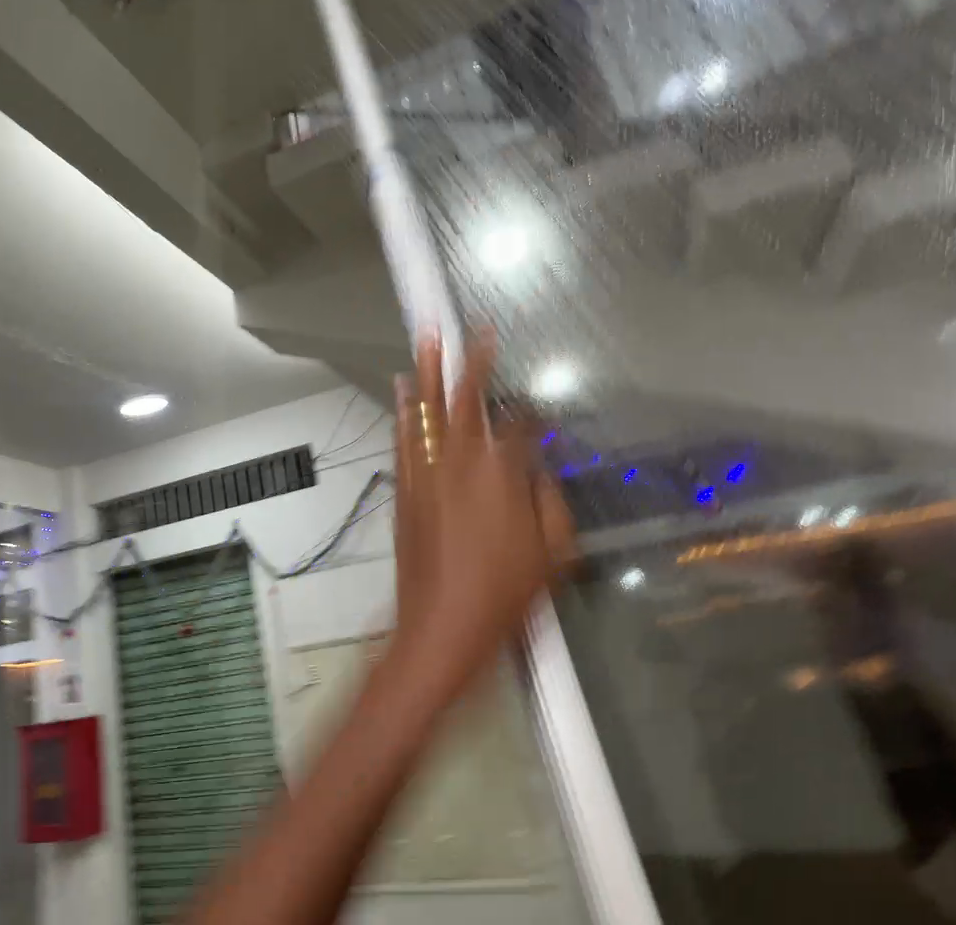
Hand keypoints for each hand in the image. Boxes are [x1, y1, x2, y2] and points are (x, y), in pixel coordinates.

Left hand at [391, 333, 576, 674]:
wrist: (440, 626)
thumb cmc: (504, 594)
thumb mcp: (553, 553)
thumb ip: (549, 500)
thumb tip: (538, 469)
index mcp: (502, 474)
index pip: (517, 425)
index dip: (527, 409)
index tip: (531, 400)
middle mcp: (460, 463)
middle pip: (464, 401)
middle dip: (469, 362)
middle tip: (468, 329)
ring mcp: (425, 473)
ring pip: (426, 411)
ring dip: (428, 373)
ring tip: (427, 339)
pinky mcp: (403, 489)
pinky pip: (403, 438)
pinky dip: (404, 411)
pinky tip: (402, 390)